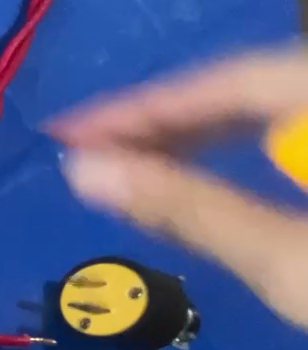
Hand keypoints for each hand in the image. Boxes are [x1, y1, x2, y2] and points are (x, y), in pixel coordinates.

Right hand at [49, 45, 307, 329]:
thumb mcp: (306, 271)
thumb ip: (192, 210)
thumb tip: (82, 168)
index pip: (250, 77)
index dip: (146, 104)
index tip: (65, 135)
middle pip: (279, 83)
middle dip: (176, 119)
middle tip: (91, 153)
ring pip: (301, 108)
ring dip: (215, 133)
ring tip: (139, 163)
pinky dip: (270, 150)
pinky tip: (221, 175)